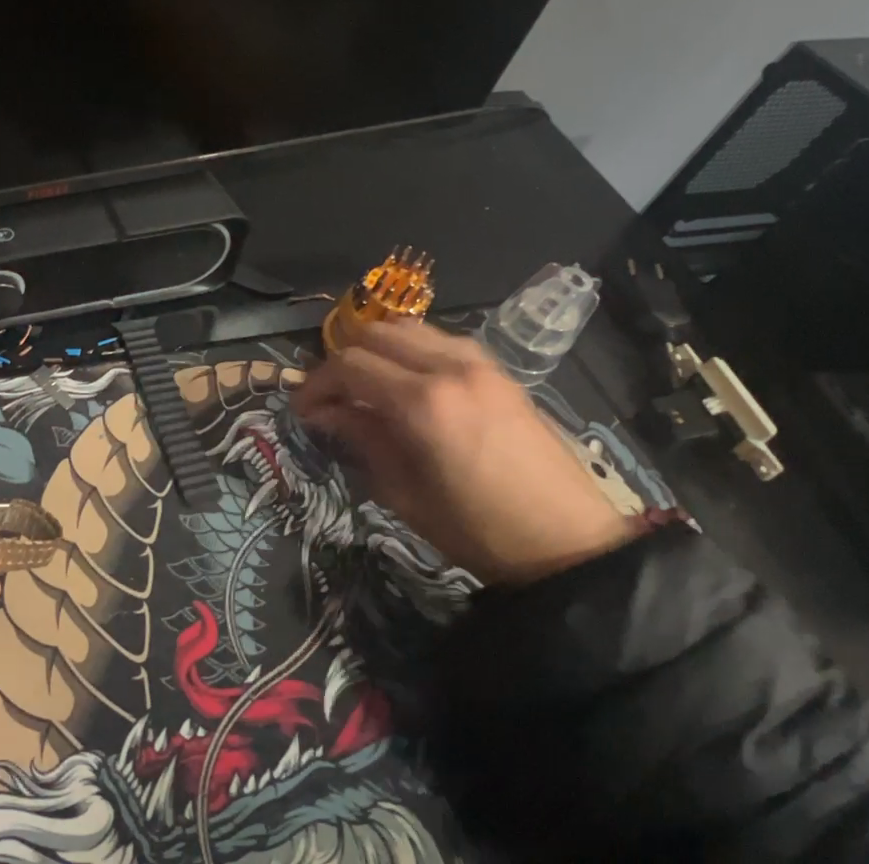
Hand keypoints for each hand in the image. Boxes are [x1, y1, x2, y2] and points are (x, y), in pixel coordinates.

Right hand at [296, 320, 639, 585]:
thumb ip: (362, 440)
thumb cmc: (477, 530)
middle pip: (375, 334)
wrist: (566, 540)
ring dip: (378, 348)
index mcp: (421, 403)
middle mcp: (449, 368)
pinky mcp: (499, 371)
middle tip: (331, 397)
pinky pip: (442, 340)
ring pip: (409, 328)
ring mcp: (480, 363)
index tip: (303, 410)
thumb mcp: (403, 494)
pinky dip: (413, 350)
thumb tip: (324, 414)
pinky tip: (408, 383)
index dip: (316, 384)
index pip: (348, 365)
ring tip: (366, 385)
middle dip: (342, 360)